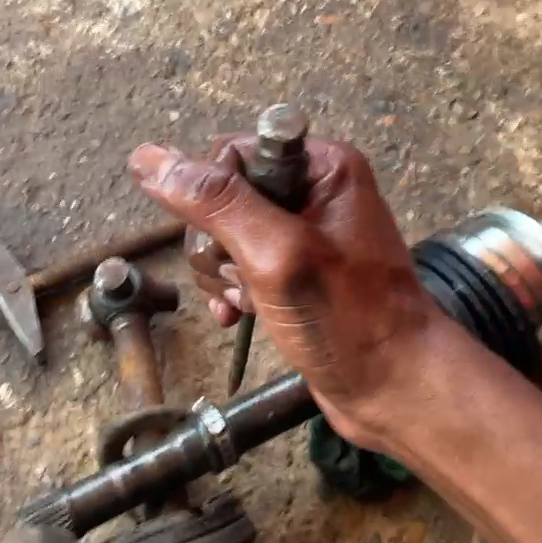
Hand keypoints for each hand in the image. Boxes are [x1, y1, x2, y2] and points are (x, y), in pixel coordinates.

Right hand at [129, 136, 461, 451]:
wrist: (393, 389)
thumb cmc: (348, 320)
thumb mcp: (275, 253)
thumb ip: (214, 202)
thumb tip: (148, 159)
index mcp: (321, 165)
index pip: (231, 153)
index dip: (214, 199)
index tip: (233, 243)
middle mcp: (312, 189)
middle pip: (221, 197)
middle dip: (219, 246)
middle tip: (248, 278)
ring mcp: (302, 231)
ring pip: (222, 234)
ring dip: (224, 274)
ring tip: (252, 301)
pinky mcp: (293, 268)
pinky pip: (237, 263)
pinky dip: (231, 290)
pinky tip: (239, 314)